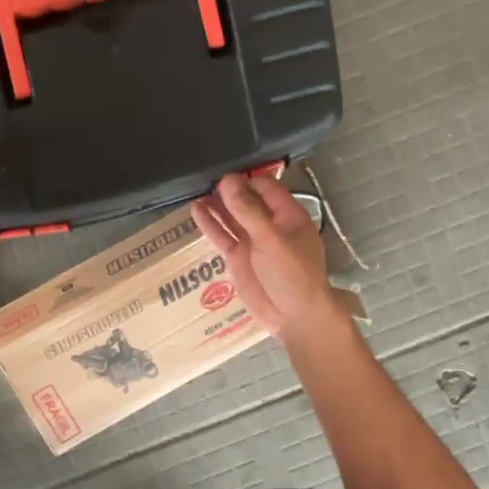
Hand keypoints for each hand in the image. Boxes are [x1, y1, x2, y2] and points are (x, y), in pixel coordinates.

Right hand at [193, 174, 340, 341]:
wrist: (293, 317)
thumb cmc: (292, 274)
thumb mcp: (271, 239)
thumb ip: (247, 210)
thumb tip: (226, 180)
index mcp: (288, 215)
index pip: (266, 187)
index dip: (246, 179)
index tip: (223, 172)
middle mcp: (269, 224)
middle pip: (246, 200)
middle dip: (228, 189)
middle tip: (204, 176)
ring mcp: (252, 241)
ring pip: (231, 217)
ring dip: (216, 204)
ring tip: (196, 188)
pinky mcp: (238, 257)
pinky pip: (222, 236)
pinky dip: (209, 223)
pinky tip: (195, 209)